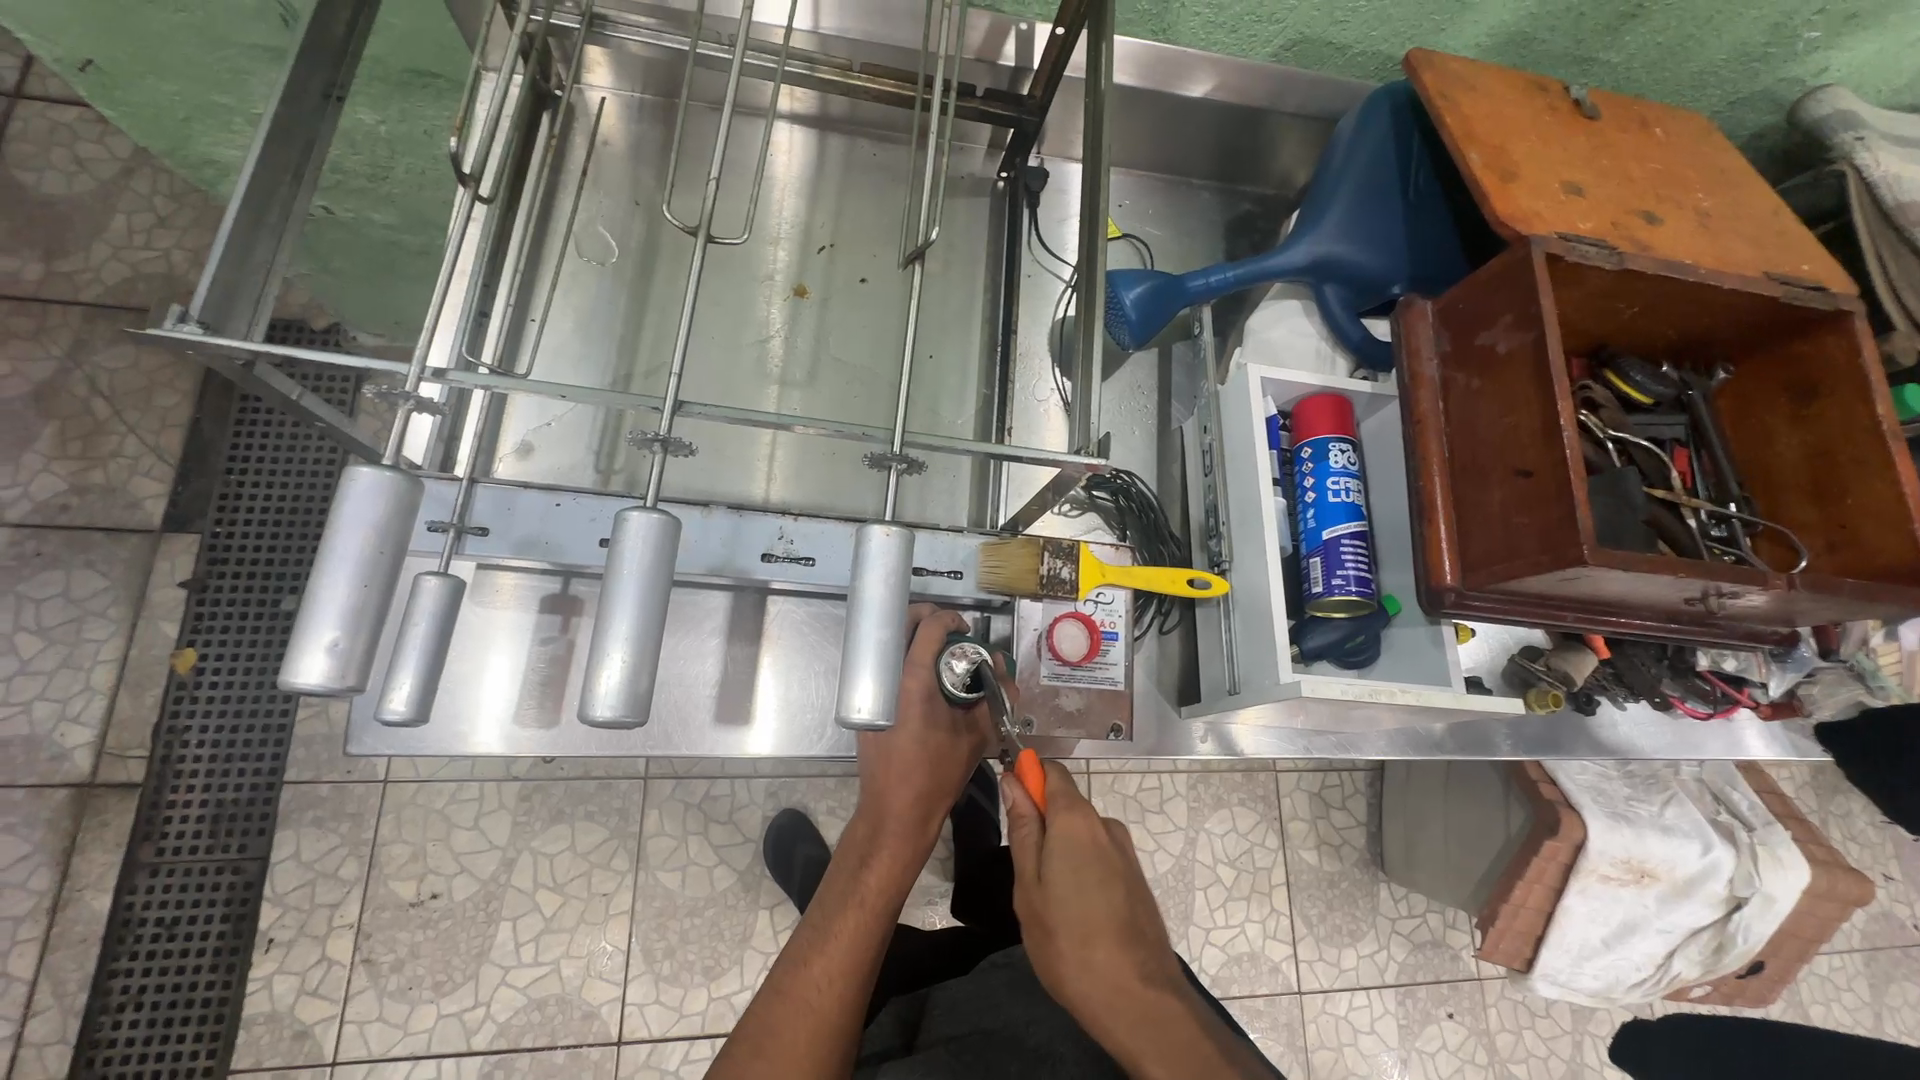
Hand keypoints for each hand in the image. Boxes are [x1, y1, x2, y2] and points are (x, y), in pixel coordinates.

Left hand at [852, 604, 997, 852]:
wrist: (895, 812)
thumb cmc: (937, 775)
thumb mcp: (976, 736)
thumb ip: (993, 696)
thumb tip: (1000, 667)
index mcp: (913, 681)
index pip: (928, 627)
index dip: (949, 619)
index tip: (964, 629)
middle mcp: (886, 677)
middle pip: (900, 625)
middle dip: (926, 619)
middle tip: (949, 632)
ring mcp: (869, 690)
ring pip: (888, 644)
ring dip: (911, 638)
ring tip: (937, 653)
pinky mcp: (863, 704)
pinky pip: (881, 666)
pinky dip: (900, 660)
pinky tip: (920, 677)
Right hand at [1003, 761, 1186, 1040]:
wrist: (1137, 998)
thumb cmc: (1068, 942)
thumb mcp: (1029, 886)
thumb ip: (1023, 829)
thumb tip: (1014, 780)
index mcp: (1076, 820)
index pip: (1052, 771)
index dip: (1028, 780)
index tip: (1010, 811)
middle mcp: (1106, 825)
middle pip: (1067, 805)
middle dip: (1042, 828)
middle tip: (1026, 879)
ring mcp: (1126, 853)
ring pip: (1081, 836)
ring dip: (1061, 855)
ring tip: (1051, 908)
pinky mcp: (1136, 880)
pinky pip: (1099, 858)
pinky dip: (1082, 874)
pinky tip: (1077, 917)